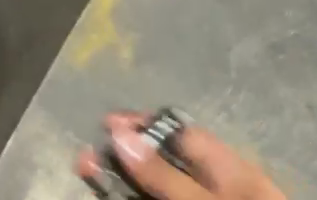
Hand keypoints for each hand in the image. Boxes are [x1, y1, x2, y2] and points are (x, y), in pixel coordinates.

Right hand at [75, 112, 284, 199]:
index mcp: (231, 172)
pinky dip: (135, 198)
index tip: (105, 126)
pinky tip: (109, 197)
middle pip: (162, 163)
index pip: (182, 133)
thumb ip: (167, 177)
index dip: (143, 125)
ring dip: (121, 184)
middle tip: (84, 161)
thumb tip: (118, 134)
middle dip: (122, 159)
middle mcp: (218, 190)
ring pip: (155, 191)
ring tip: (87, 177)